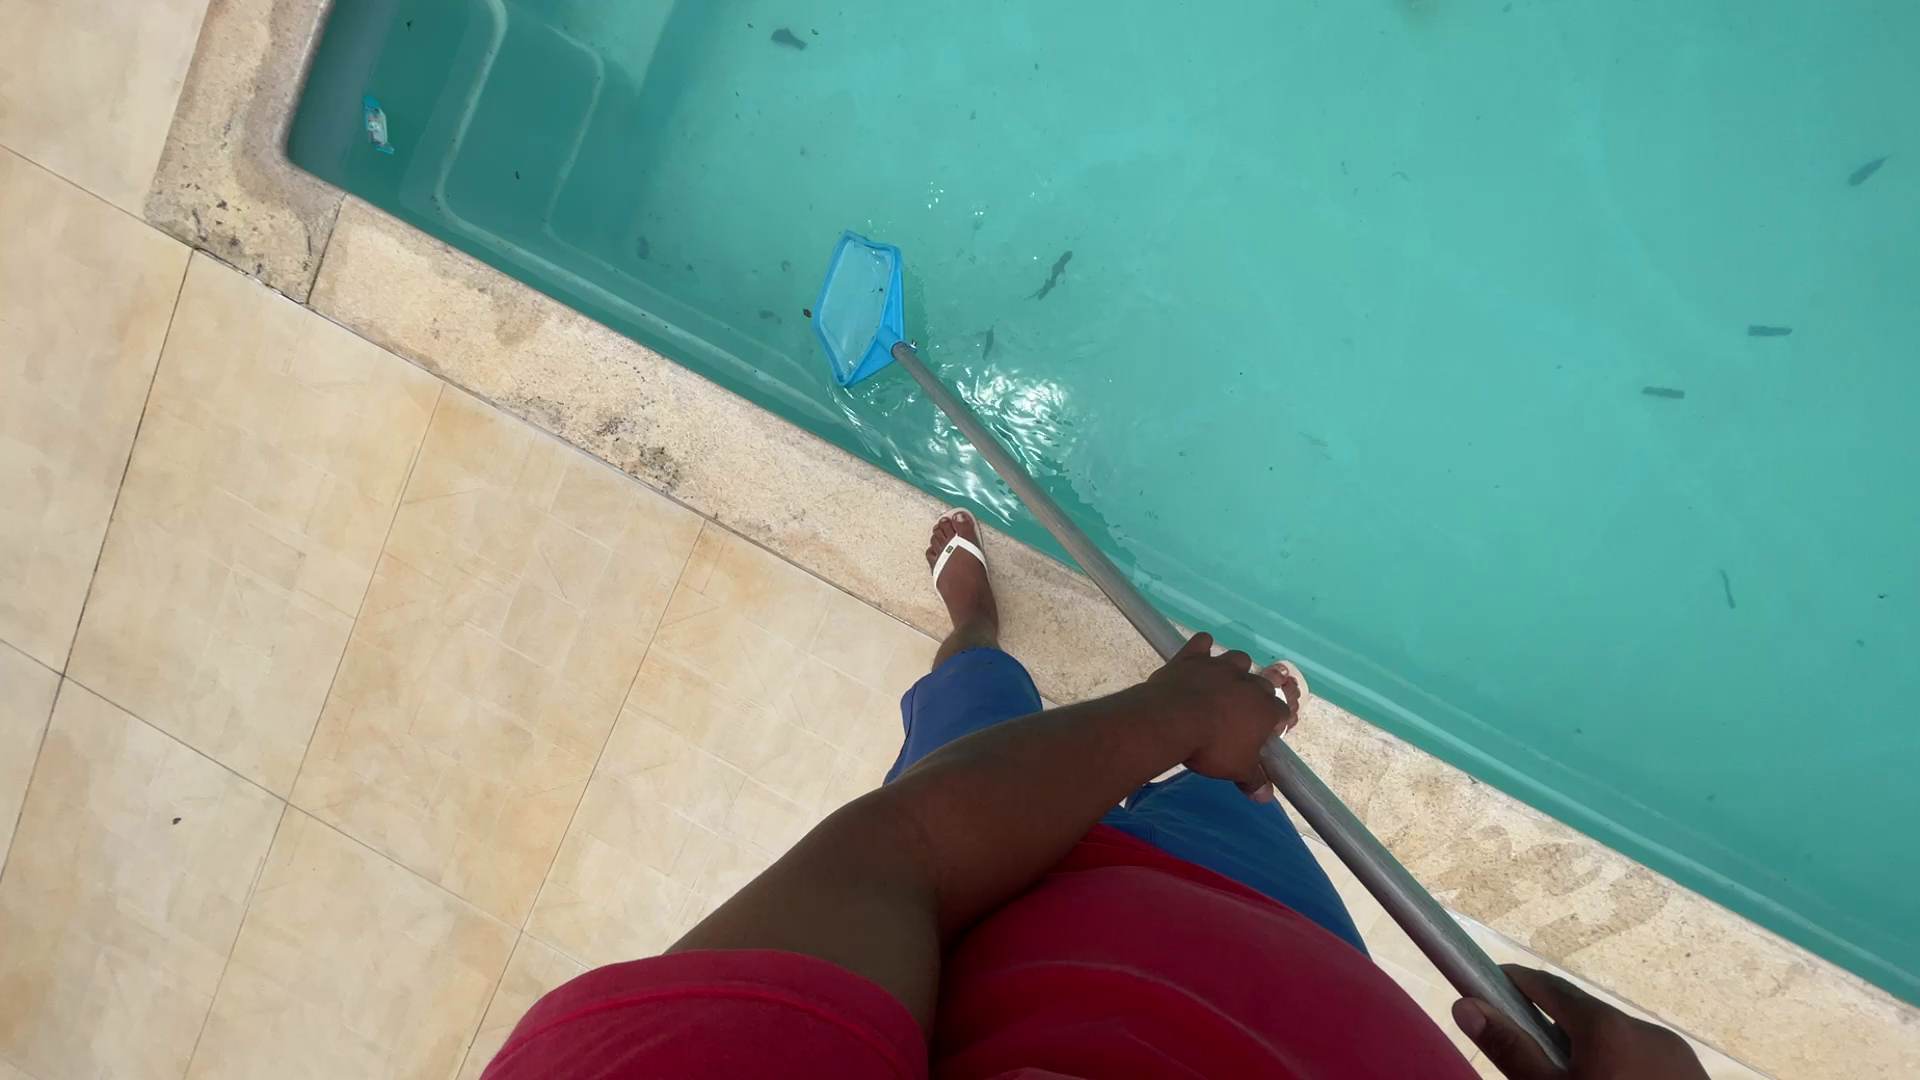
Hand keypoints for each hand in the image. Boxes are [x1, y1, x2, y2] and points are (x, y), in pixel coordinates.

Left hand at [1145, 633, 1297, 799]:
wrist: (1172, 721)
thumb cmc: (1211, 747)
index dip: (1276, 721)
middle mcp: (1247, 682)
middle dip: (1257, 694)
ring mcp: (1219, 666)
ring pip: (1238, 658)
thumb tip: (1265, 797)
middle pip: (1262, 683)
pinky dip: (1202, 646)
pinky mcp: (1192, 657)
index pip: (1281, 712)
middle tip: (1242, 710)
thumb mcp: (1236, 769)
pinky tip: (1200, 652)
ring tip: (1224, 682)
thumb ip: (1253, 779)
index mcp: (1264, 709)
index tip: (1267, 730)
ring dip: (1235, 667)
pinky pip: (1201, 642)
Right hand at [1454, 966, 1708, 1079]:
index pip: (1544, 984)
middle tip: (1532, 1064)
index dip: (1511, 985)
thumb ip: (1509, 1049)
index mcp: (1607, 1025)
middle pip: (1580, 1014)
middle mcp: (1646, 1030)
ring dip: (1588, 1054)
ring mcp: (1683, 1061)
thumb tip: (1465, 1004)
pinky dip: (1621, 1073)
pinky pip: (1645, 1065)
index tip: (1487, 997)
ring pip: (1615, 1041)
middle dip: (1550, 1029)